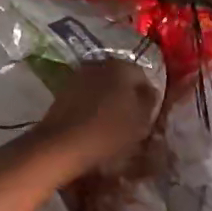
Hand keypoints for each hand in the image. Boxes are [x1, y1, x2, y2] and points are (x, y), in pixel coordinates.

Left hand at [31, 57, 160, 172]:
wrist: (62, 146)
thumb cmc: (110, 132)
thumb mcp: (142, 120)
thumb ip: (150, 101)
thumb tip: (149, 91)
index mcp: (122, 66)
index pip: (143, 76)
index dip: (149, 96)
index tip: (149, 115)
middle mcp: (99, 65)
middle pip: (120, 79)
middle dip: (127, 96)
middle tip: (132, 120)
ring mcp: (77, 78)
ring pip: (101, 88)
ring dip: (108, 102)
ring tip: (112, 125)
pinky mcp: (61, 94)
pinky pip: (85, 98)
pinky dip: (91, 108)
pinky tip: (93, 126)